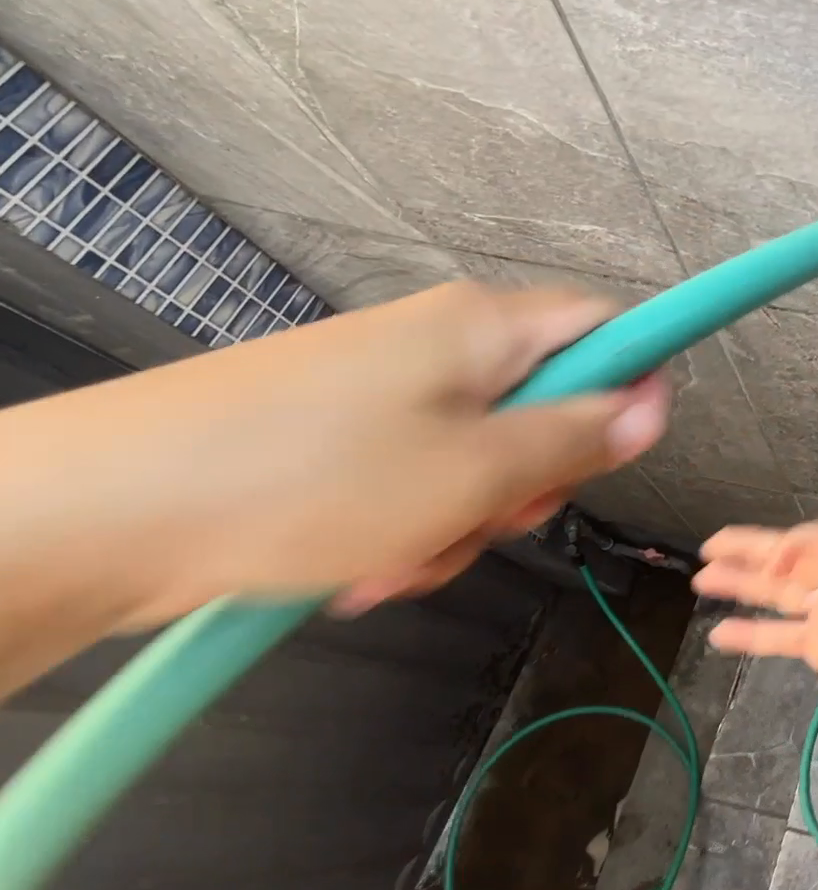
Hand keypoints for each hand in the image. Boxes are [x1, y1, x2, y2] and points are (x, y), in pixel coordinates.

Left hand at [0, 281, 670, 626]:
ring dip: (469, 514)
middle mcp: (442, 344)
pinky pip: (422, 474)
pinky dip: (415, 521)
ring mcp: (389, 389)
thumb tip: (652, 407)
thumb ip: (578, 438)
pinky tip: (367, 562)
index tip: (618, 450)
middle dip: (535, 474)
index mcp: (485, 327)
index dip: (631, 384)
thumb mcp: (478, 471)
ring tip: (406, 554)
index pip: (604, 328)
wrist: (93, 515)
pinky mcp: (343, 432)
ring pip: (484, 453)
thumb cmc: (312, 480)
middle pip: (546, 401)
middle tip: (497, 516)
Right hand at [694, 520, 817, 747]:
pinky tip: (719, 632)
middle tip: (709, 547)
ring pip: (777, 594)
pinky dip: (751, 632)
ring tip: (702, 581)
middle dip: (750, 552)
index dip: (785, 545)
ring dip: (742, 585)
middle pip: (787, 562)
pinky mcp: (817, 646)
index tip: (767, 560)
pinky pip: (778, 633)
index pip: (811, 541)